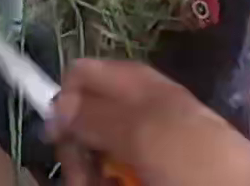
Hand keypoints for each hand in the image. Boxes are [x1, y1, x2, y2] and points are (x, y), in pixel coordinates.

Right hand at [49, 60, 249, 185]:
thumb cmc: (196, 160)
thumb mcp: (142, 132)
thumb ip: (95, 114)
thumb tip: (54, 103)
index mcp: (131, 83)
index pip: (80, 75)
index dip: (63, 102)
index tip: (59, 141)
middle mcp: (132, 109)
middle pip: (82, 121)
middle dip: (76, 153)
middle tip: (85, 181)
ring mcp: (143, 147)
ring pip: (96, 158)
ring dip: (90, 177)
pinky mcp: (149, 174)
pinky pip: (115, 176)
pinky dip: (109, 184)